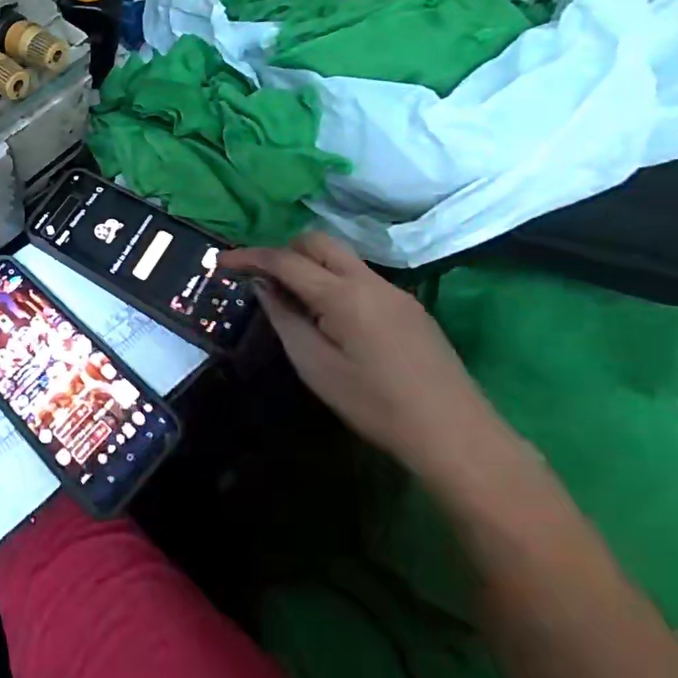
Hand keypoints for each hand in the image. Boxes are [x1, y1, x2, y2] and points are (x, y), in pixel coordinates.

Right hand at [219, 233, 507, 479]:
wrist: (456, 435)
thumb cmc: (375, 404)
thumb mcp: (315, 365)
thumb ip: (284, 318)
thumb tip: (263, 286)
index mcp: (343, 295)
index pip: (285, 260)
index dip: (249, 256)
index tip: (221, 261)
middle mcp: (370, 282)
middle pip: (318, 242)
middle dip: (283, 250)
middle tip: (260, 277)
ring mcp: (394, 293)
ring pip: (342, 258)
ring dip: (309, 265)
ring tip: (290, 299)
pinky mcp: (409, 308)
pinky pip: (360, 278)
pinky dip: (333, 281)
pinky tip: (328, 316)